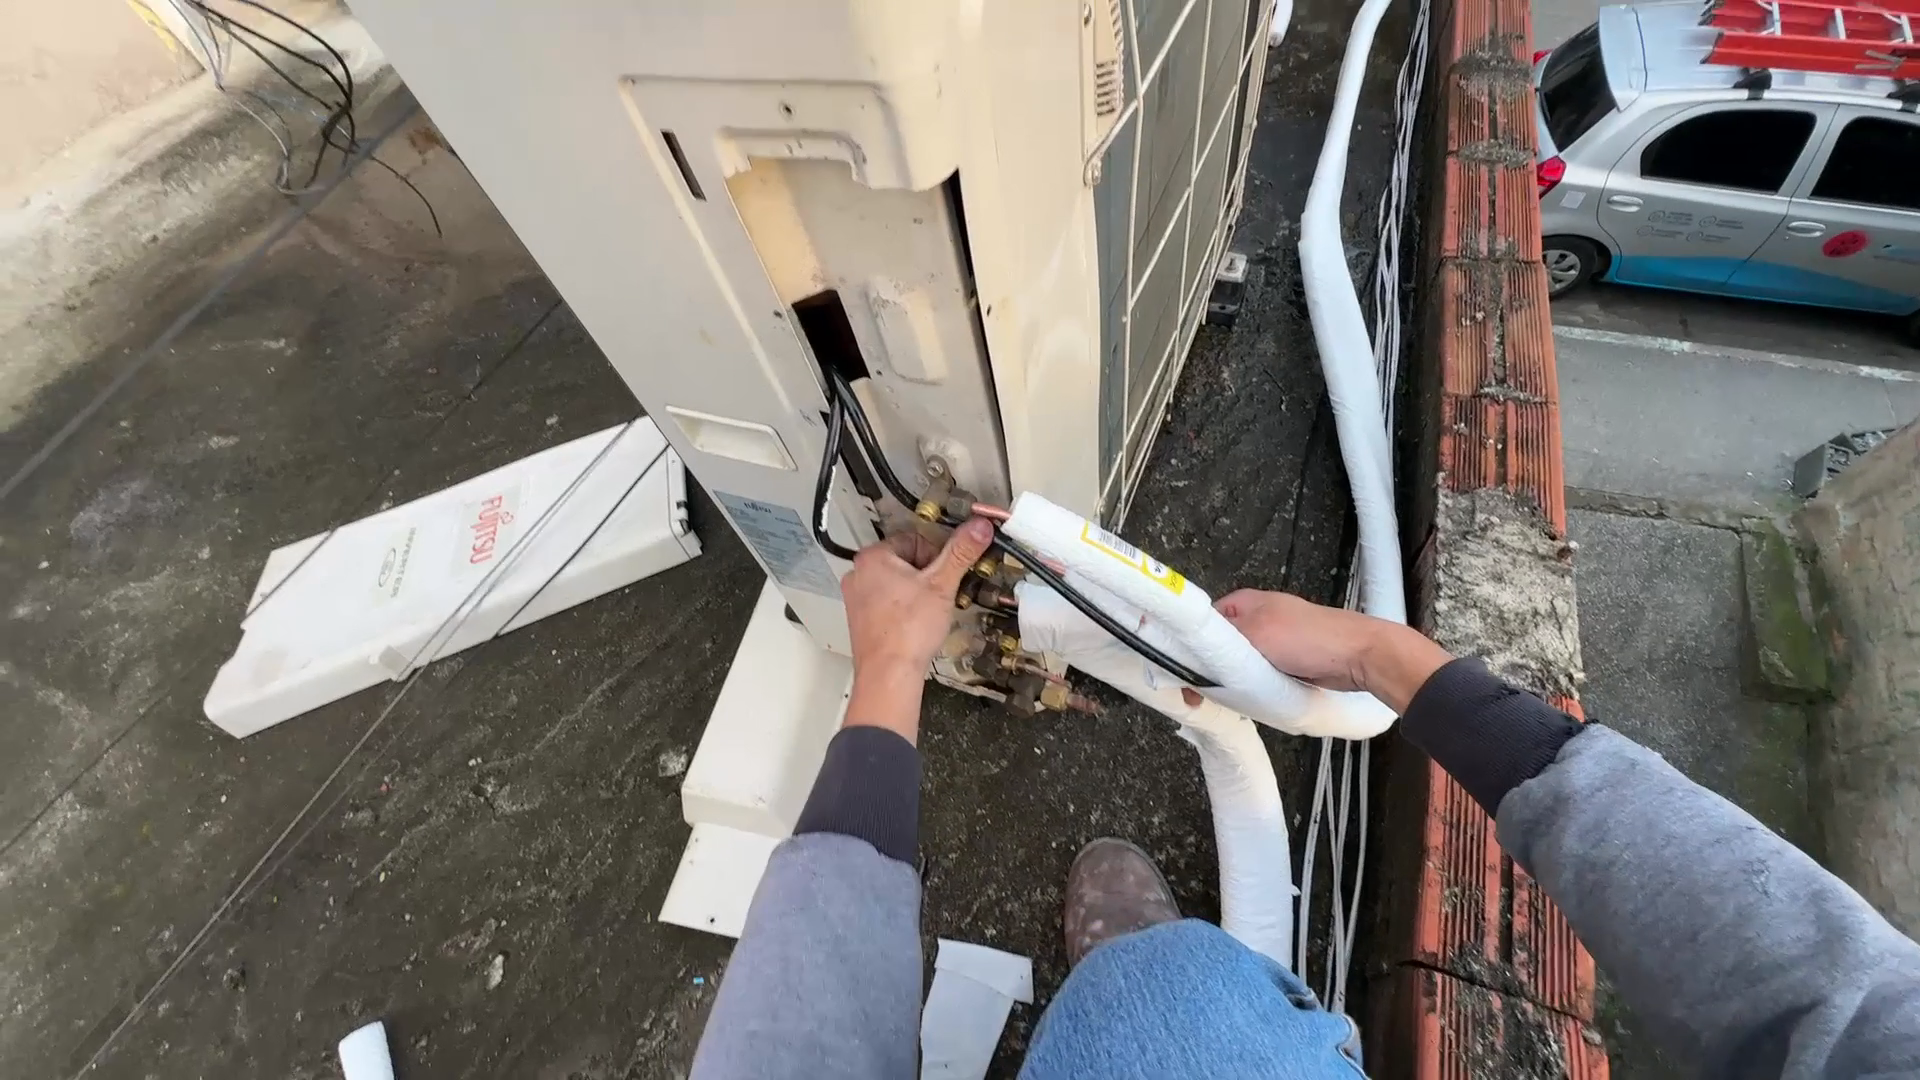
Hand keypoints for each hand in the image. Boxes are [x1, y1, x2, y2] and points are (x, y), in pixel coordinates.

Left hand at [839, 517, 995, 742]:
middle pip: (905, 561)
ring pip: (896, 583)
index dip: (936, 557)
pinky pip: (887, 603)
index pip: (914, 540)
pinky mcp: (861, 620)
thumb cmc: (908, 631)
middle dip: (926, 576)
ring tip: (926, 613)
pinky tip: (914, 625)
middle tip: (938, 595)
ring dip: (916, 592)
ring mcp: (856, 599)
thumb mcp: (942, 584)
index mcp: (873, 557)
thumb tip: (978, 527)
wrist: (889, 674)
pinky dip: (903, 610)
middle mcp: (858, 574)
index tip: (944, 575)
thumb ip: (961, 552)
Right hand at [1212, 589, 1452, 712]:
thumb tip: (1189, 653)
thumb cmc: (1308, 638)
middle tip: (1201, 691)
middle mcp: (1252, 618)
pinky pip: (1255, 675)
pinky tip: (1244, 700)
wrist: (1359, 656)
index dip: (1189, 647)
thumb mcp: (1254, 634)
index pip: (1201, 623)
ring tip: (1223, 697)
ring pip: (1236, 663)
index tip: (1182, 672)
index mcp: (1241, 602)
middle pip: (1217, 646)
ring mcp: (1269, 640)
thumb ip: (1218, 642)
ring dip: (1230, 679)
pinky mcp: (1283, 661)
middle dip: (1209, 667)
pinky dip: (1250, 686)